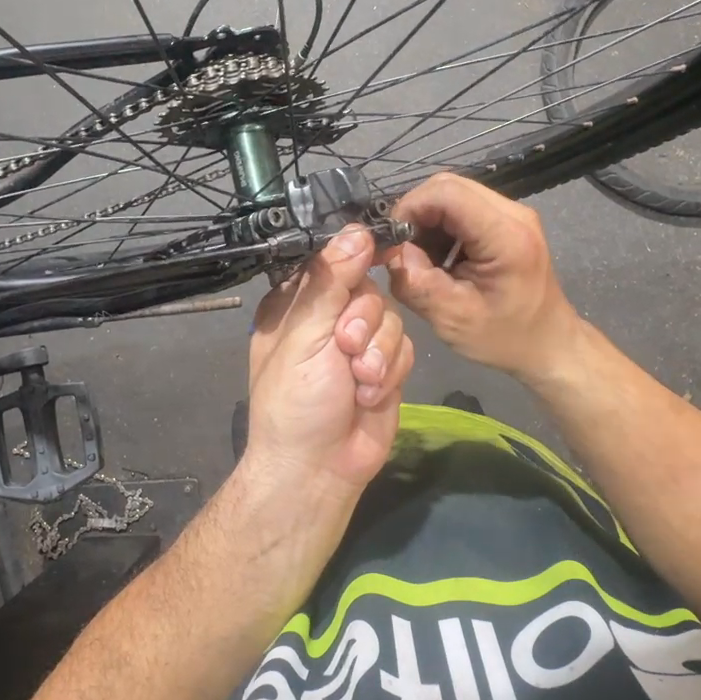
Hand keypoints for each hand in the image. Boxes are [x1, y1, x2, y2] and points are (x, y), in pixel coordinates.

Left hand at [246, 225, 413, 495]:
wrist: (319, 469)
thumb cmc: (295, 402)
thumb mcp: (304, 338)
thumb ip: (331, 284)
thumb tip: (356, 231)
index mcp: (295, 304)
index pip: (329, 261)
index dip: (350, 261)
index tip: (367, 261)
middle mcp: (327, 317)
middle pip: (368, 287)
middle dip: (365, 321)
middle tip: (347, 348)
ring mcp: (359, 341)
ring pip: (392, 316)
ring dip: (378, 352)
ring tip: (359, 381)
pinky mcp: (385, 364)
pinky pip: (405, 346)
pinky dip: (391, 371)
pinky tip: (372, 394)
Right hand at [382, 173, 581, 378]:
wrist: (548, 344)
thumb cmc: (505, 337)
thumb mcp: (452, 319)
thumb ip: (416, 283)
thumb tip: (392, 253)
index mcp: (506, 236)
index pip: (446, 193)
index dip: (410, 208)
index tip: (392, 241)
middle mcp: (513, 213)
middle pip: (448, 186)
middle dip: (416, 214)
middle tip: (402, 250)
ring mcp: (512, 213)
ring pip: (453, 193)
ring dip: (428, 220)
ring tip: (422, 258)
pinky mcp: (506, 220)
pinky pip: (463, 206)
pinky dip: (441, 226)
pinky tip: (439, 257)